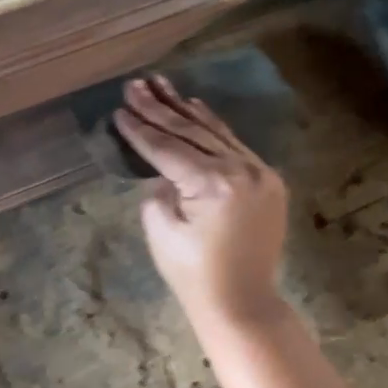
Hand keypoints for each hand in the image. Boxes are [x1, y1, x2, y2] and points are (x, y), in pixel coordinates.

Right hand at [113, 76, 289, 328]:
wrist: (242, 304)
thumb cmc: (192, 273)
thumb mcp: (160, 228)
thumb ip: (160, 187)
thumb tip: (166, 169)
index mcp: (212, 183)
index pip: (167, 146)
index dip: (139, 127)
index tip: (119, 107)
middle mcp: (241, 169)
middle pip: (190, 132)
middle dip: (158, 107)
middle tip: (135, 83)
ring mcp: (259, 173)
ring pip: (214, 132)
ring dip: (184, 108)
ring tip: (161, 84)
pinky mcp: (267, 181)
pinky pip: (234, 145)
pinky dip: (211, 126)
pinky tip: (193, 107)